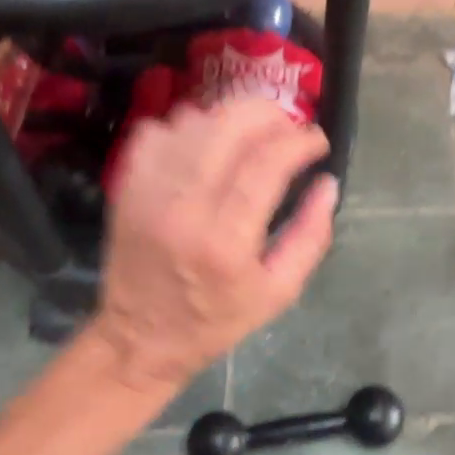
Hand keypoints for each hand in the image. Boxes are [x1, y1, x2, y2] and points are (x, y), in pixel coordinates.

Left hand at [93, 100, 337, 392]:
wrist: (138, 340)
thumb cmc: (215, 320)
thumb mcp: (279, 293)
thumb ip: (311, 236)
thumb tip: (328, 183)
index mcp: (225, 241)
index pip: (267, 163)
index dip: (299, 140)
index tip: (317, 141)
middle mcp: (183, 208)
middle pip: (228, 126)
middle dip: (268, 114)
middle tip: (286, 129)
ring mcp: (148, 192)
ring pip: (194, 121)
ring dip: (230, 119)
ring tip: (248, 138)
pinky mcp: (126, 186)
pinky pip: (157, 130)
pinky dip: (186, 127)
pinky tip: (204, 146)